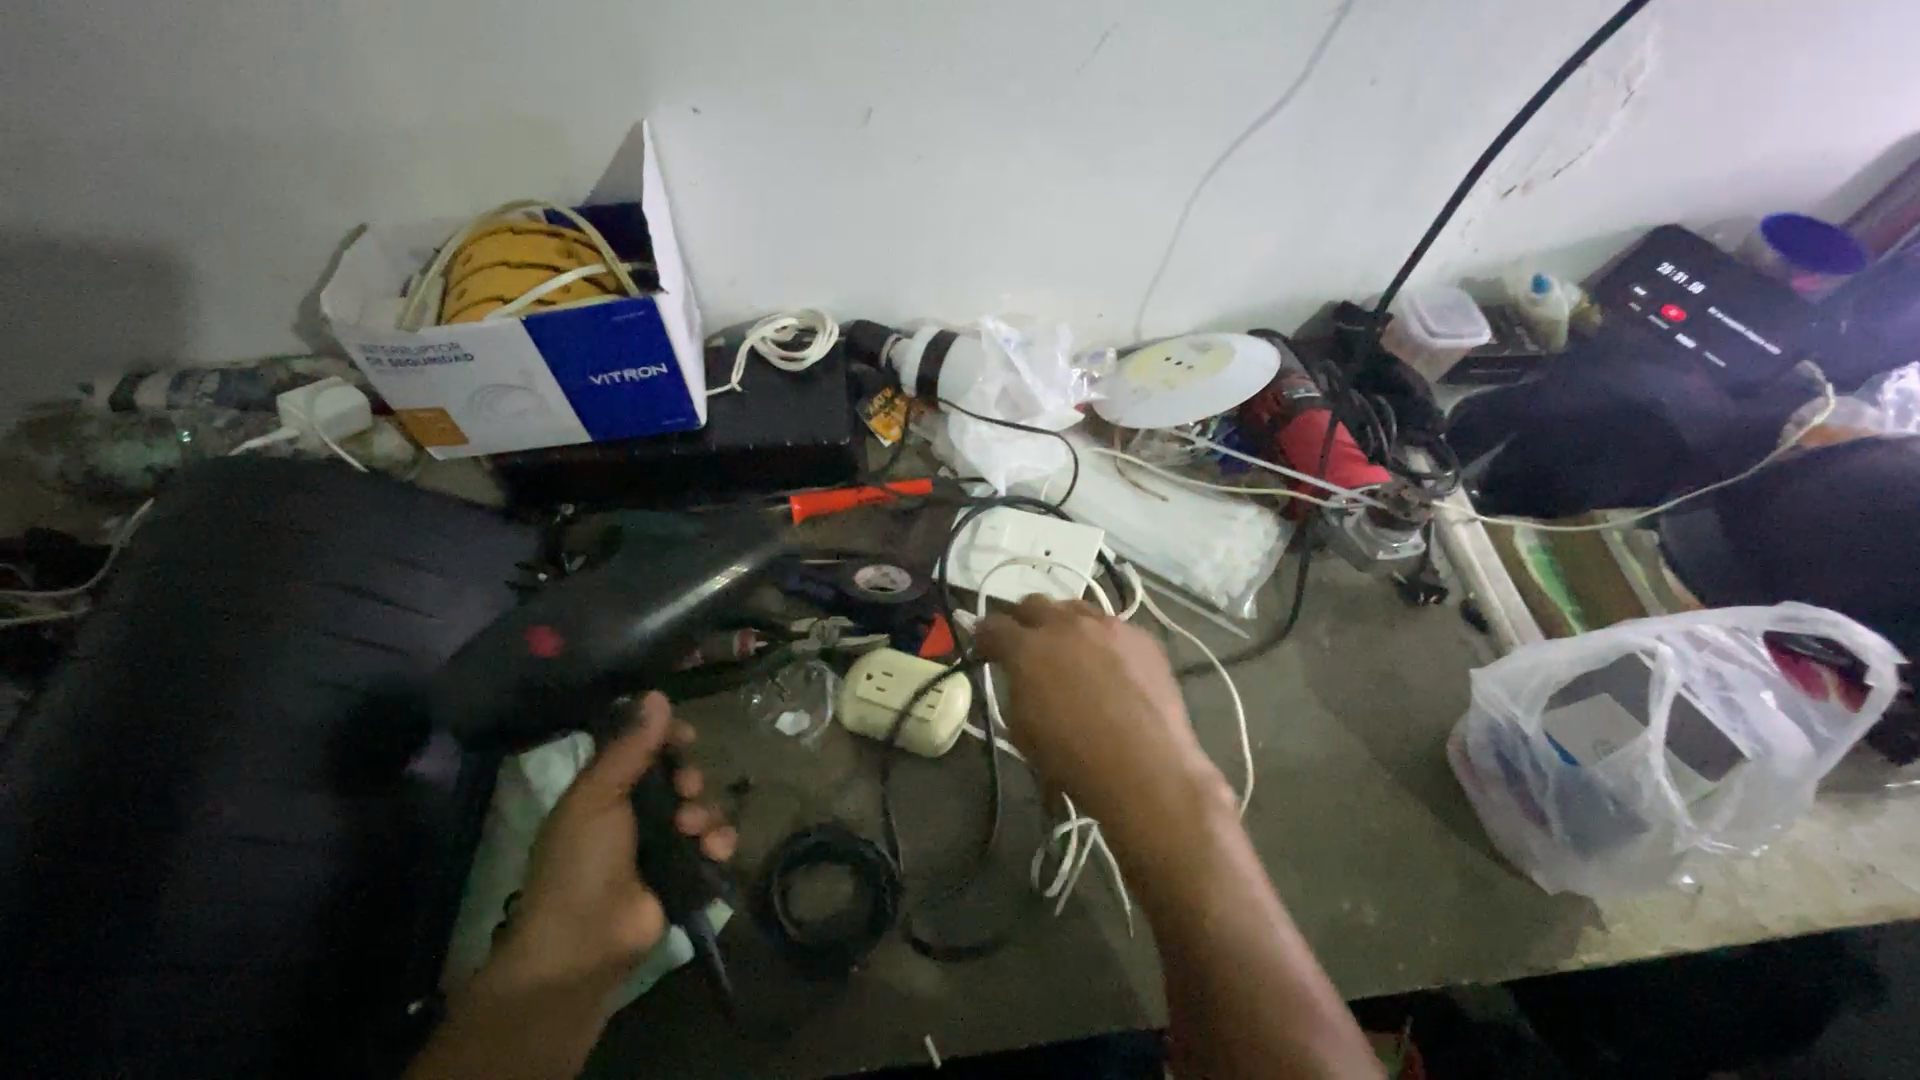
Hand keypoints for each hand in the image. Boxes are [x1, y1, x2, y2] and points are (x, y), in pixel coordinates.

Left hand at [484, 692, 737, 994]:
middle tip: (684, 790)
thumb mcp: (597, 796)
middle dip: (690, 777)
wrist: (584, 942)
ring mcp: (666, 844)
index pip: (648, 747)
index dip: (668, 737)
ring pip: (705, 806)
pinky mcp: (689, 871)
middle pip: (683, 773)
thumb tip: (658, 694)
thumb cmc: (579, 862)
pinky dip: (721, 842)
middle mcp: (639, 811)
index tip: (684, 736)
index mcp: (609, 789)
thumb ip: (629, 747)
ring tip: (691, 831)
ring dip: (705, 812)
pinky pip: (718, 842)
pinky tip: (713, 851)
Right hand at [974, 595, 1231, 834]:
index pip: (992, 626)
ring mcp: (1108, 626)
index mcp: (1027, 649)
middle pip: (1034, 604)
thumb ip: (1015, 690)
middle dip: (1023, 621)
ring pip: (1075, 609)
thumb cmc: (1074, 759)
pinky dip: (1101, 640)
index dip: (984, 636)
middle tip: (1025, 644)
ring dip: (1064, 625)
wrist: (1145, 768)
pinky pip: (1112, 627)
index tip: (984, 648)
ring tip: (1069, 650)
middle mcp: (1065, 625)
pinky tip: (1109, 666)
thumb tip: (1020, 677)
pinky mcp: (1142, 637)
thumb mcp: (1022, 730)